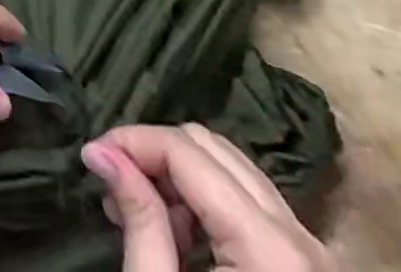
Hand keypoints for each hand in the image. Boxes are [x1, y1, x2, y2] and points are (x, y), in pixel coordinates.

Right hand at [81, 124, 334, 271]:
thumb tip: (99, 152)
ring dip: (176, 172)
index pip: (187, 152)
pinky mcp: (306, 262)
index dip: (132, 141)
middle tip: (113, 185)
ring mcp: (310, 249)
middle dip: (153, 153)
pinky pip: (247, 196)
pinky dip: (202, 196)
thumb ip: (139, 220)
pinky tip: (175, 231)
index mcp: (271, 251)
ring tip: (139, 211)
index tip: (90, 158)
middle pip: (211, 146)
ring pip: (230, 164)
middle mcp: (302, 237)